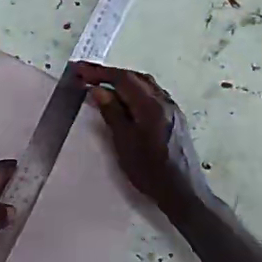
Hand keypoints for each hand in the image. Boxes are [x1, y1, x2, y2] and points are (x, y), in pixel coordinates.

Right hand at [72, 62, 212, 218]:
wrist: (182, 192)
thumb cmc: (150, 171)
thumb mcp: (124, 143)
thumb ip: (112, 113)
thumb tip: (98, 90)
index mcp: (152, 106)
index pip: (123, 79)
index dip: (99, 72)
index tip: (80, 70)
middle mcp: (165, 102)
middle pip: (136, 78)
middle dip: (110, 73)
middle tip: (86, 74)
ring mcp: (172, 110)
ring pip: (145, 85)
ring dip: (123, 81)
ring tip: (101, 84)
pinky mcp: (174, 119)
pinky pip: (152, 95)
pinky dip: (134, 91)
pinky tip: (123, 99)